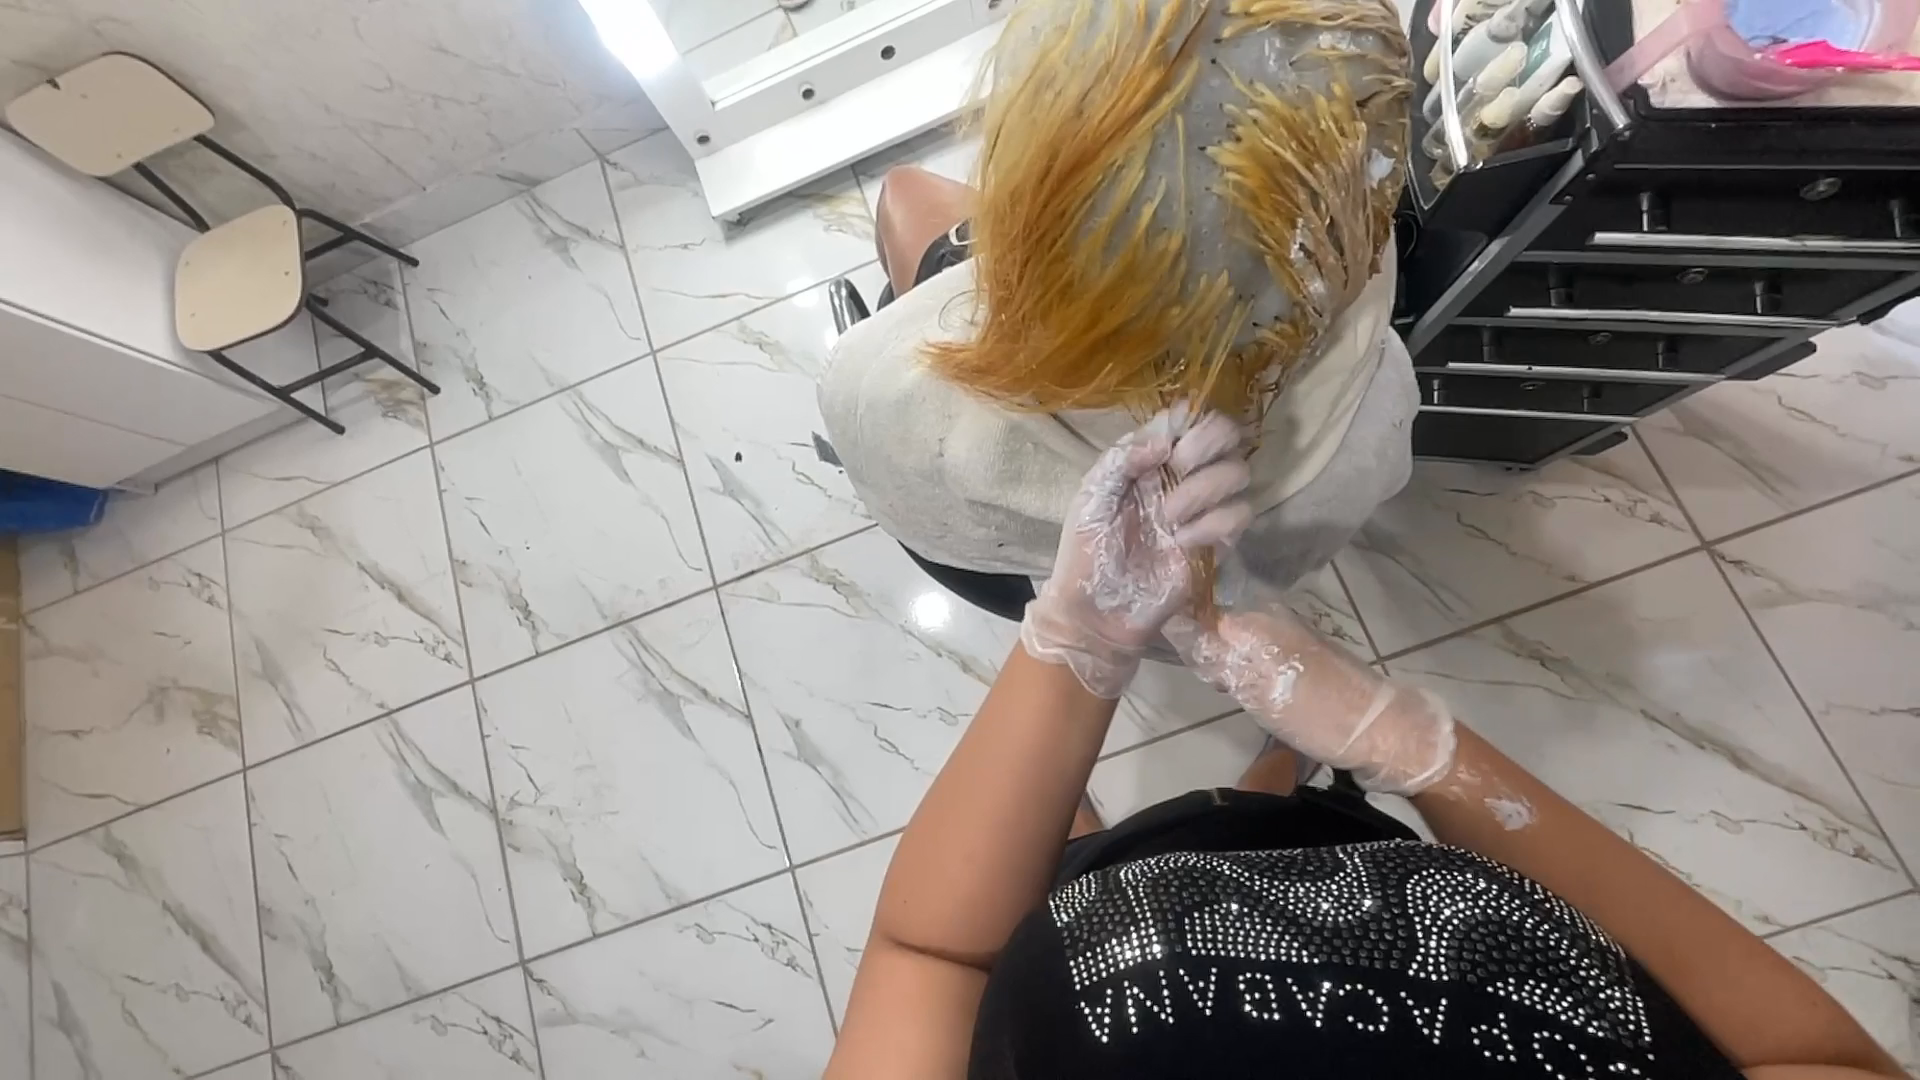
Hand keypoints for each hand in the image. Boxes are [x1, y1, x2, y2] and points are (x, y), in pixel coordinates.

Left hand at [1021, 408, 1252, 698]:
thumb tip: (1164, 442)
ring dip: (1204, 488)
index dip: (1188, 420)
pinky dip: (1213, 523)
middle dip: (1207, 443)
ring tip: (1169, 517)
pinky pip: (1239, 515)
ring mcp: (1202, 509)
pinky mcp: (1217, 543)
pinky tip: (1183, 540)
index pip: (1188, 418)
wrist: (1096, 609)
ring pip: (1239, 472)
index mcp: (1150, 459)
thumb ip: (1121, 460)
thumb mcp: (1091, 496)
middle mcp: (1181, 476)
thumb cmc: (1086, 549)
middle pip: (1227, 434)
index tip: (1169, 443)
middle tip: (1178, 466)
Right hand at [1163, 597, 1456, 794]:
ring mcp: (1286, 633)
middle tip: (1217, 685)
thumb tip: (1173, 624)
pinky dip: (1246, 669)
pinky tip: (1252, 693)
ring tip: (1233, 692)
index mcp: (1257, 620)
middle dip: (1206, 652)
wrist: (1383, 732)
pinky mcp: (1297, 651)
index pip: (1200, 611)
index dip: (1184, 633)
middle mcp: (1270, 617)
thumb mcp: (1257, 691)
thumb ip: (1214, 655)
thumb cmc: (1316, 714)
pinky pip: (1255, 651)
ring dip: (1226, 664)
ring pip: (1234, 640)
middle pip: (1215, 625)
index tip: (1183, 660)